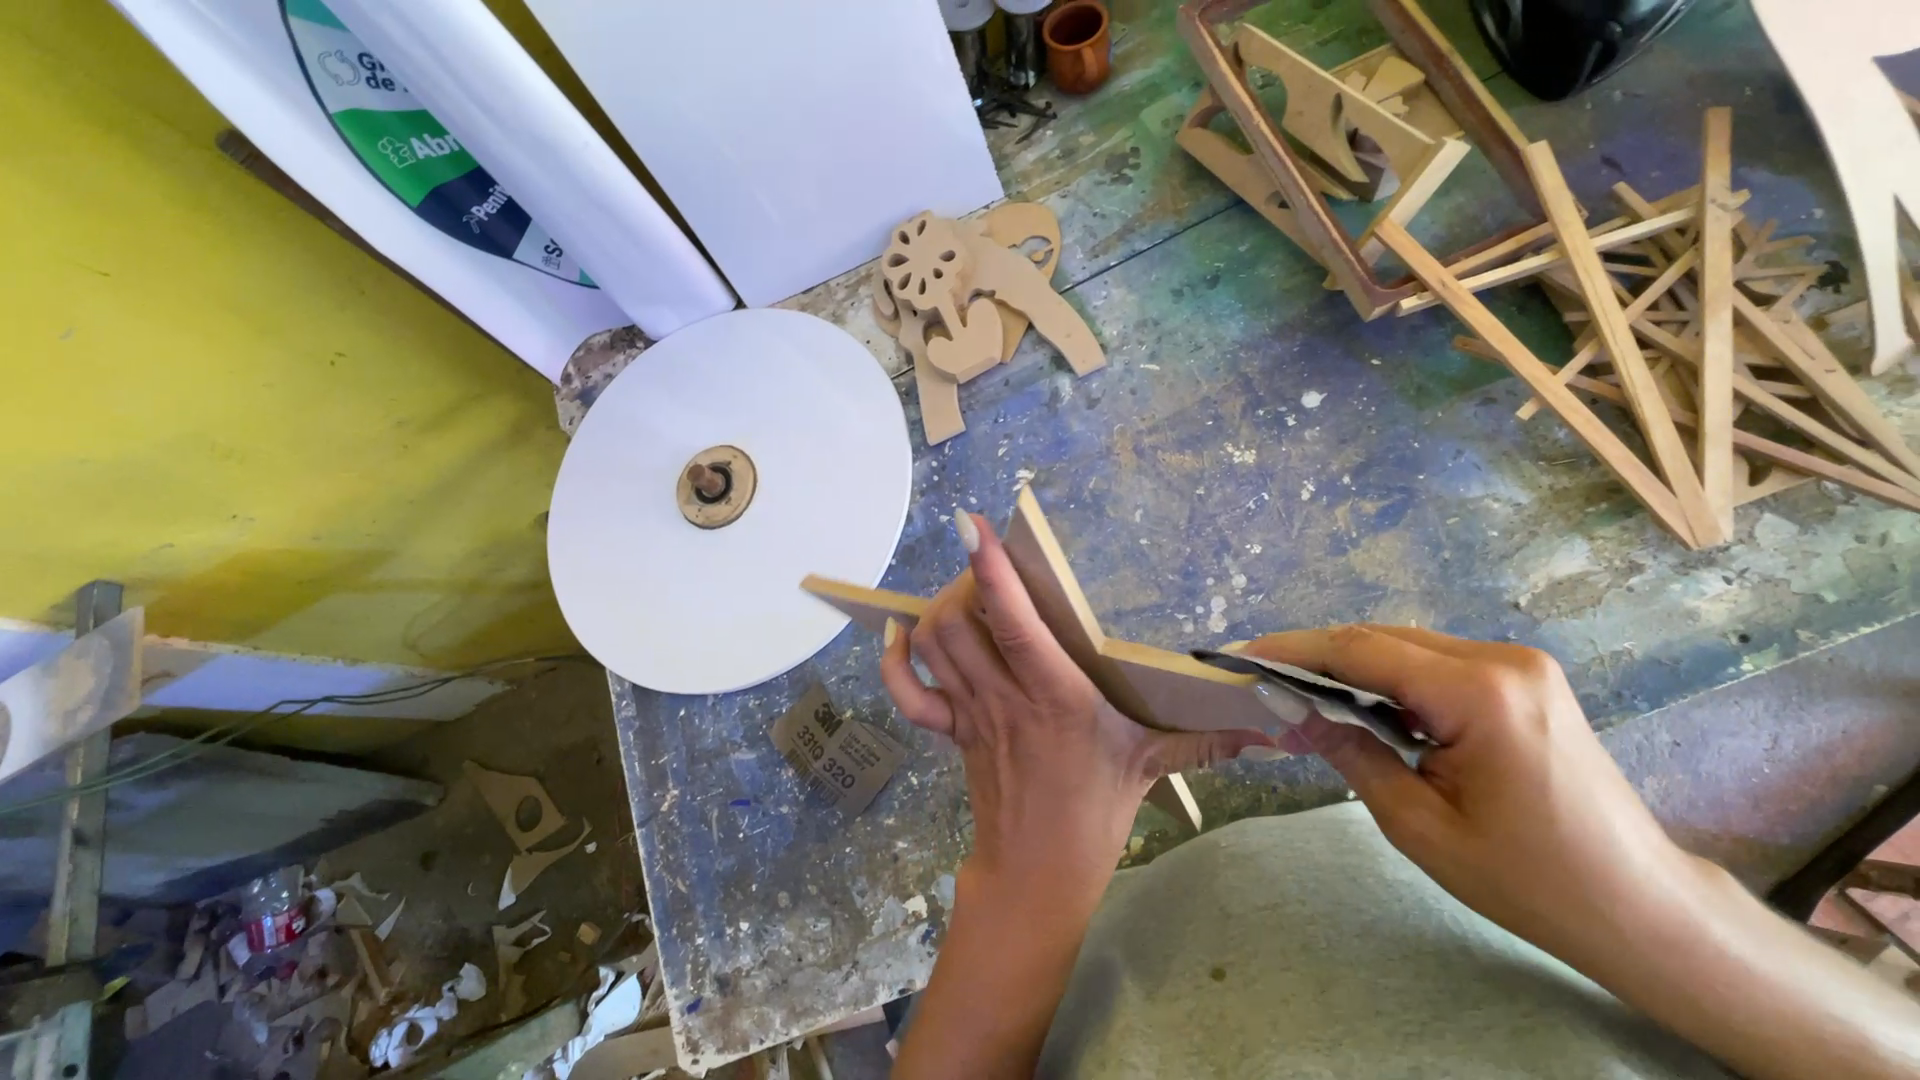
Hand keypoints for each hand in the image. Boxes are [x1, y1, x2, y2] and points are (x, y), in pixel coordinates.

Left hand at [882, 511, 1269, 1079]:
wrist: (1038, 871)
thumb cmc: (1096, 812)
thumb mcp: (1152, 763)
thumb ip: (1209, 737)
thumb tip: (1276, 724)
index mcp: (1054, 696)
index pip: (1013, 623)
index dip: (989, 572)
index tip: (971, 526)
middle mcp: (1003, 697)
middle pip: (956, 621)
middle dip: (964, 582)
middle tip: (990, 570)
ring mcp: (969, 714)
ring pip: (932, 645)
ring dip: (938, 608)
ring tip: (964, 593)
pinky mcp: (950, 731)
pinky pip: (906, 692)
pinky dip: (894, 660)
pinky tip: (900, 634)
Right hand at [1245, 625, 1919, 1079]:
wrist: (1639, 906)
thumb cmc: (1527, 878)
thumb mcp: (1418, 824)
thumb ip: (1351, 752)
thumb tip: (1294, 708)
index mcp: (1479, 692)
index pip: (1363, 651)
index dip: (1296, 650)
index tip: (1244, 655)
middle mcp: (1503, 660)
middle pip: (1384, 638)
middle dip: (1318, 655)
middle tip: (1263, 678)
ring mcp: (1520, 666)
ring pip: (1409, 646)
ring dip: (1352, 665)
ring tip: (1300, 692)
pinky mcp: (1524, 681)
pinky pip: (1437, 664)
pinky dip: (1389, 677)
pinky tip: (1360, 704)